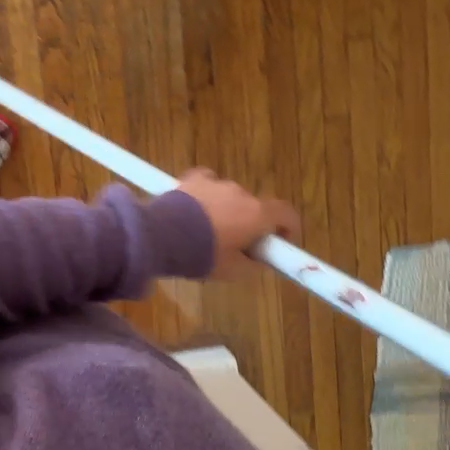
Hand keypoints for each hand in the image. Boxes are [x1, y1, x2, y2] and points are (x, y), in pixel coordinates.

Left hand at [175, 169, 298, 278]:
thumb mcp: (233, 271)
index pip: (286, 213)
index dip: (288, 227)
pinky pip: (208, 183)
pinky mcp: (194, 179)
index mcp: (257, 214)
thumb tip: (260, 261)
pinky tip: (195, 208)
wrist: (162, 236)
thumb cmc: (202, 255)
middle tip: (237, 243)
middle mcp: (241, 193)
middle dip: (250, 223)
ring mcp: (216, 183)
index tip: (282, 241)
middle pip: (254, 206)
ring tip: (208, 229)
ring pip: (230, 196)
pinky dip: (207, 194)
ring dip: (227, 209)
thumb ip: (253, 265)